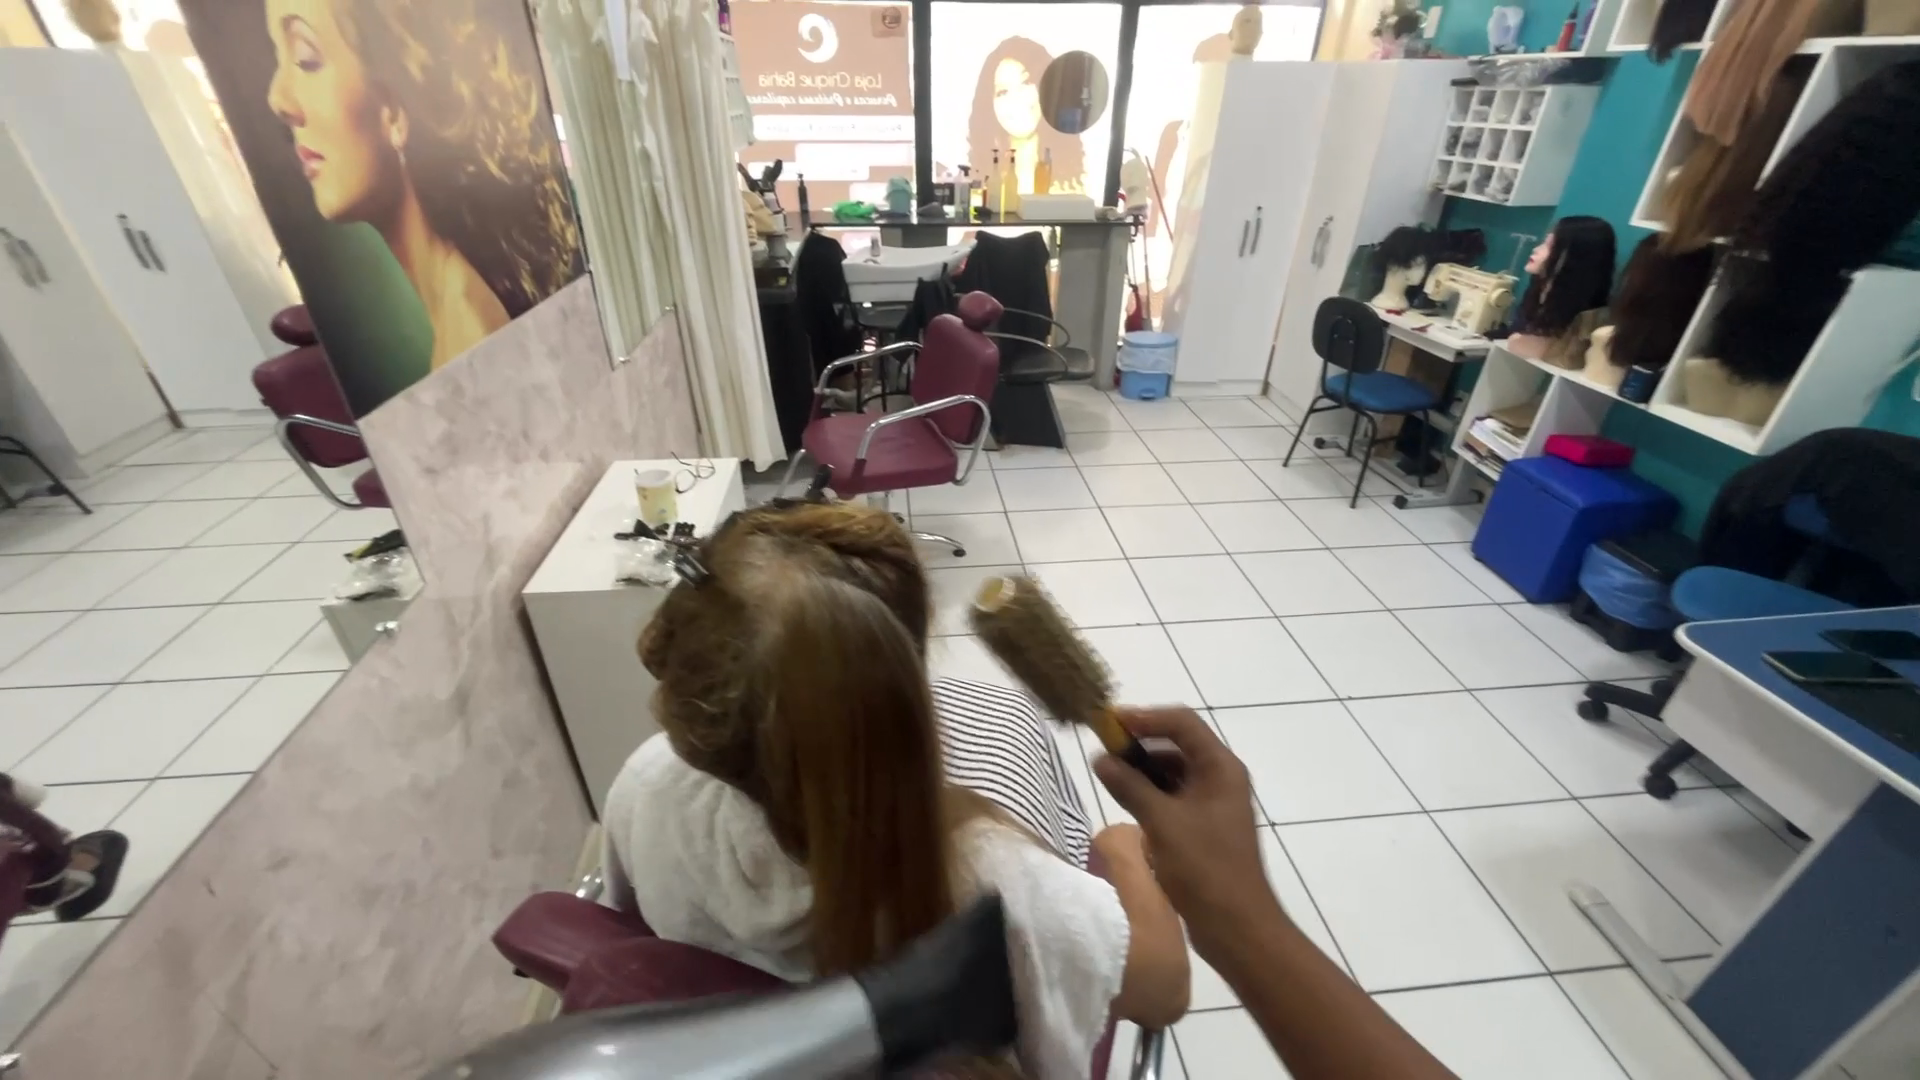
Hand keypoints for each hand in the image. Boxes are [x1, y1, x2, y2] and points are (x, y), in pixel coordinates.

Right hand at [1093, 708, 1282, 951]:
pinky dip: (1150, 792)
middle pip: (1177, 743)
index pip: (1181, 722)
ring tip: (1110, 775)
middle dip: (1140, 743)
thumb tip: (1099, 758)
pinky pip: (1173, 795)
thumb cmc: (1204, 868)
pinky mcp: (1204, 824)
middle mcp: (1220, 777)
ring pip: (1173, 770)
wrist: (1238, 929)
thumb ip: (1129, 785)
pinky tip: (1127, 801)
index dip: (1145, 717)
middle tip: (1104, 748)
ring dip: (1142, 769)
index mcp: (1220, 767)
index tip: (1109, 723)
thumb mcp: (1161, 822)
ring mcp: (1213, 802)